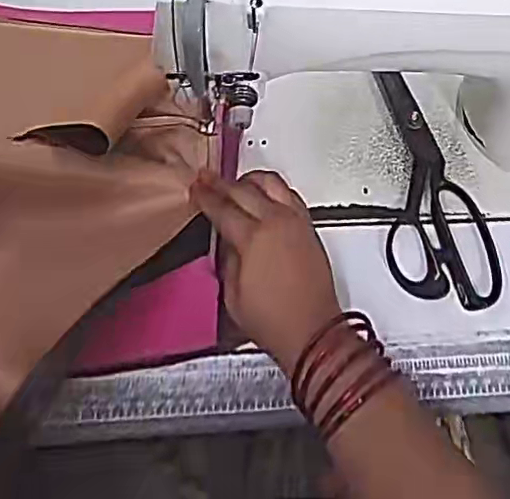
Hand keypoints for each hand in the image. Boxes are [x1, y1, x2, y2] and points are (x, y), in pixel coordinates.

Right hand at [192, 171, 341, 371]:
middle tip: (208, 178)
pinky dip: (273, 187)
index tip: (196, 188)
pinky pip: (289, 193)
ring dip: (249, 179)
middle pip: (243, 189)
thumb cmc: (276, 321)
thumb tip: (226, 240)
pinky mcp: (309, 225)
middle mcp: (276, 222)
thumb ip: (227, 259)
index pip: (222, 207)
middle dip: (220, 182)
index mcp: (253, 238)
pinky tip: (266, 191)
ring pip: (270, 182)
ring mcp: (295, 221)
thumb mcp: (233, 295)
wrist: (312, 332)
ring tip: (237, 182)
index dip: (205, 196)